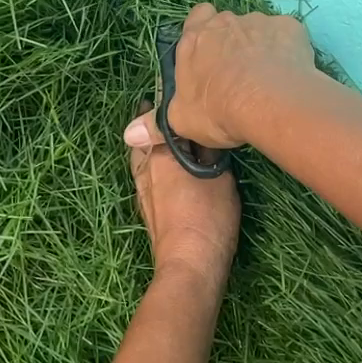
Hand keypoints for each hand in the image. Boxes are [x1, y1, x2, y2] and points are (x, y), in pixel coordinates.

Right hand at [126, 3, 318, 149]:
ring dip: (260, 46)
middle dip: (231, 39)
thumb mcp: (181, 121)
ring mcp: (258, 22)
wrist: (268, 102)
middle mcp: (224, 23)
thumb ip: (154, 125)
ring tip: (266, 77)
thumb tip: (128, 136)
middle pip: (226, 22)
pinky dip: (287, 50)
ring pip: (257, 29)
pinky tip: (289, 72)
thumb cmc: (217, 109)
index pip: (196, 17)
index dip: (201, 29)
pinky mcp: (289, 28)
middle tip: (235, 70)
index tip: (207, 52)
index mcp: (195, 39)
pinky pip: (287, 35)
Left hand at [126, 104, 240, 282]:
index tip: (177, 97)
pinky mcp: (144, 209)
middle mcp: (144, 166)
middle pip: (144, 137)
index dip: (169, 107)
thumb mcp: (220, 178)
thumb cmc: (207, 216)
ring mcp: (141, 189)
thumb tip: (205, 136)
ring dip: (150, 146)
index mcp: (160, 152)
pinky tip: (166, 172)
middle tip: (167, 114)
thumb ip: (210, 152)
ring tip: (167, 141)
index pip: (161, 119)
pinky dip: (152, 168)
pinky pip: (145, 177)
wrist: (188, 264)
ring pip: (141, 158)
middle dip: (154, 125)